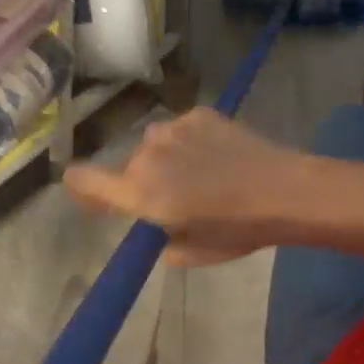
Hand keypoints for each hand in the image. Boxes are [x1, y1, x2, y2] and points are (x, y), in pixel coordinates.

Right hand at [64, 107, 306, 265]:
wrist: (283, 190)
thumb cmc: (238, 230)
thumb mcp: (193, 251)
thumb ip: (162, 240)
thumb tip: (160, 229)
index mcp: (141, 193)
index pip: (86, 180)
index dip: (80, 186)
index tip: (85, 191)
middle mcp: (149, 155)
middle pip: (130, 165)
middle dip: (143, 180)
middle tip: (177, 196)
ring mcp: (174, 128)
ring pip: (157, 143)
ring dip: (167, 157)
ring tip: (202, 173)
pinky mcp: (200, 112)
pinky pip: (183, 128)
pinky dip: (192, 140)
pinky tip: (219, 153)